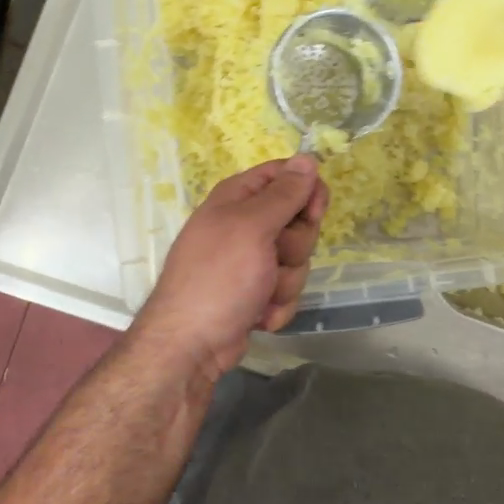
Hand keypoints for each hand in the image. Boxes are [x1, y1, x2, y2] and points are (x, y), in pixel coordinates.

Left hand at [132, 154, 328, 373]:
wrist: (191, 345)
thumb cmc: (218, 278)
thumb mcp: (252, 227)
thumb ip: (284, 193)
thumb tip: (307, 158)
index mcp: (237, 198)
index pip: (286, 175)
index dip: (305, 191)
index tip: (312, 211)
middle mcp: (244, 225)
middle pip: (299, 221)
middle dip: (294, 246)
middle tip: (273, 257)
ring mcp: (251, 261)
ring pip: (297, 260)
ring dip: (285, 282)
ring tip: (259, 293)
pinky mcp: (257, 293)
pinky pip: (288, 290)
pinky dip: (276, 306)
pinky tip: (256, 315)